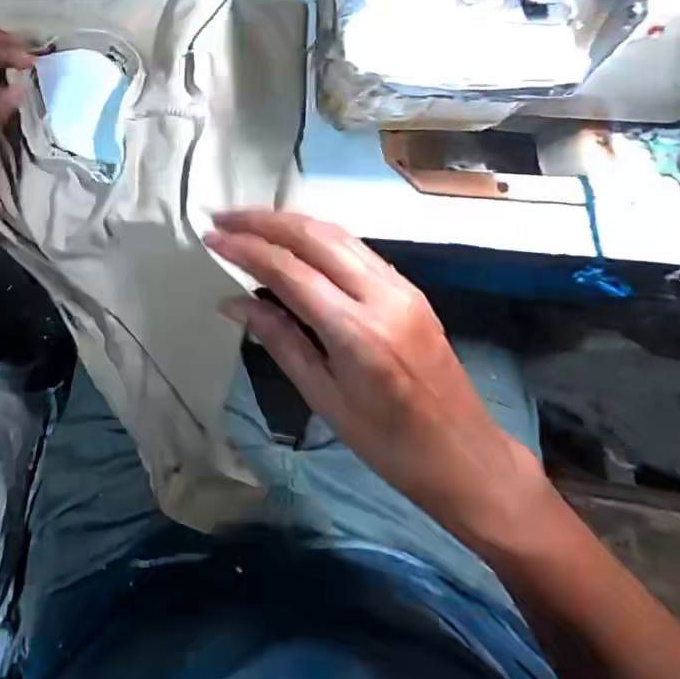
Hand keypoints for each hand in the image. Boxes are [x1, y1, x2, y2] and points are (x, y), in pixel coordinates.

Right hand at [205, 209, 553, 550]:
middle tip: (222, 219)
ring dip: (289, 221)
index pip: (289, 269)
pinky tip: (292, 241)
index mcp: (357, 332)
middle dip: (263, 220)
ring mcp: (401, 288)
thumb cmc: (389, 445)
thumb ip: (279, 340)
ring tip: (248, 223)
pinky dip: (317, 236)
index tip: (211, 237)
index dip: (245, 248)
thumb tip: (233, 302)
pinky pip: (355, 248)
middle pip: (314, 235)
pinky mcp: (409, 289)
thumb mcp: (324, 398)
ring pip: (337, 233)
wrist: (469, 459)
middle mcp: (382, 296)